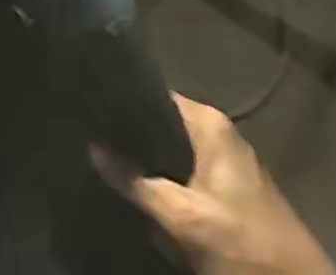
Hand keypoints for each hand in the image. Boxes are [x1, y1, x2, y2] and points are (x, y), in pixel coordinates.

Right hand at [91, 95, 332, 274]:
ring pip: (172, 148)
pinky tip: (142, 187)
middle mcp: (218, 130)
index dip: (123, 103)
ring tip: (109, 159)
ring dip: (147, 161)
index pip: (153, 94)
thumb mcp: (183, 216)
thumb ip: (135, 182)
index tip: (92, 110)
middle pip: (161, 121)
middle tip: (95, 139)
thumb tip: (92, 148)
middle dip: (132, 135)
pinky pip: (185, 170)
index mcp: (209, 122)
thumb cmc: (242, 242)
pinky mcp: (229, 186)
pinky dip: (165, 177)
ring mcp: (226, 159)